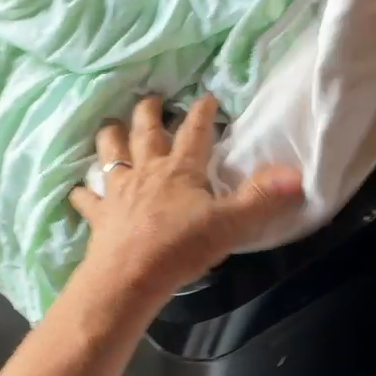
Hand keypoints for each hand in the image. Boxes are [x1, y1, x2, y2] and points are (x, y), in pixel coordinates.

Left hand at [70, 95, 303, 300]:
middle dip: (149, 112)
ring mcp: (118, 191)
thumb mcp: (228, 224)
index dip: (202, 113)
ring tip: (111, 125)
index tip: (207, 97)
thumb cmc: (179, 248)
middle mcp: (146, 171)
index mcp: (180, 170)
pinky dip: (82, 191)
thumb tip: (296, 175)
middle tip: (152, 99)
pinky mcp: (99, 216)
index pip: (195, 132)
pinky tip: (78, 189)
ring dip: (111, 137)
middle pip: (145, 132)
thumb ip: (261, 199)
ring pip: (110, 153)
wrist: (128, 277)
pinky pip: (86, 198)